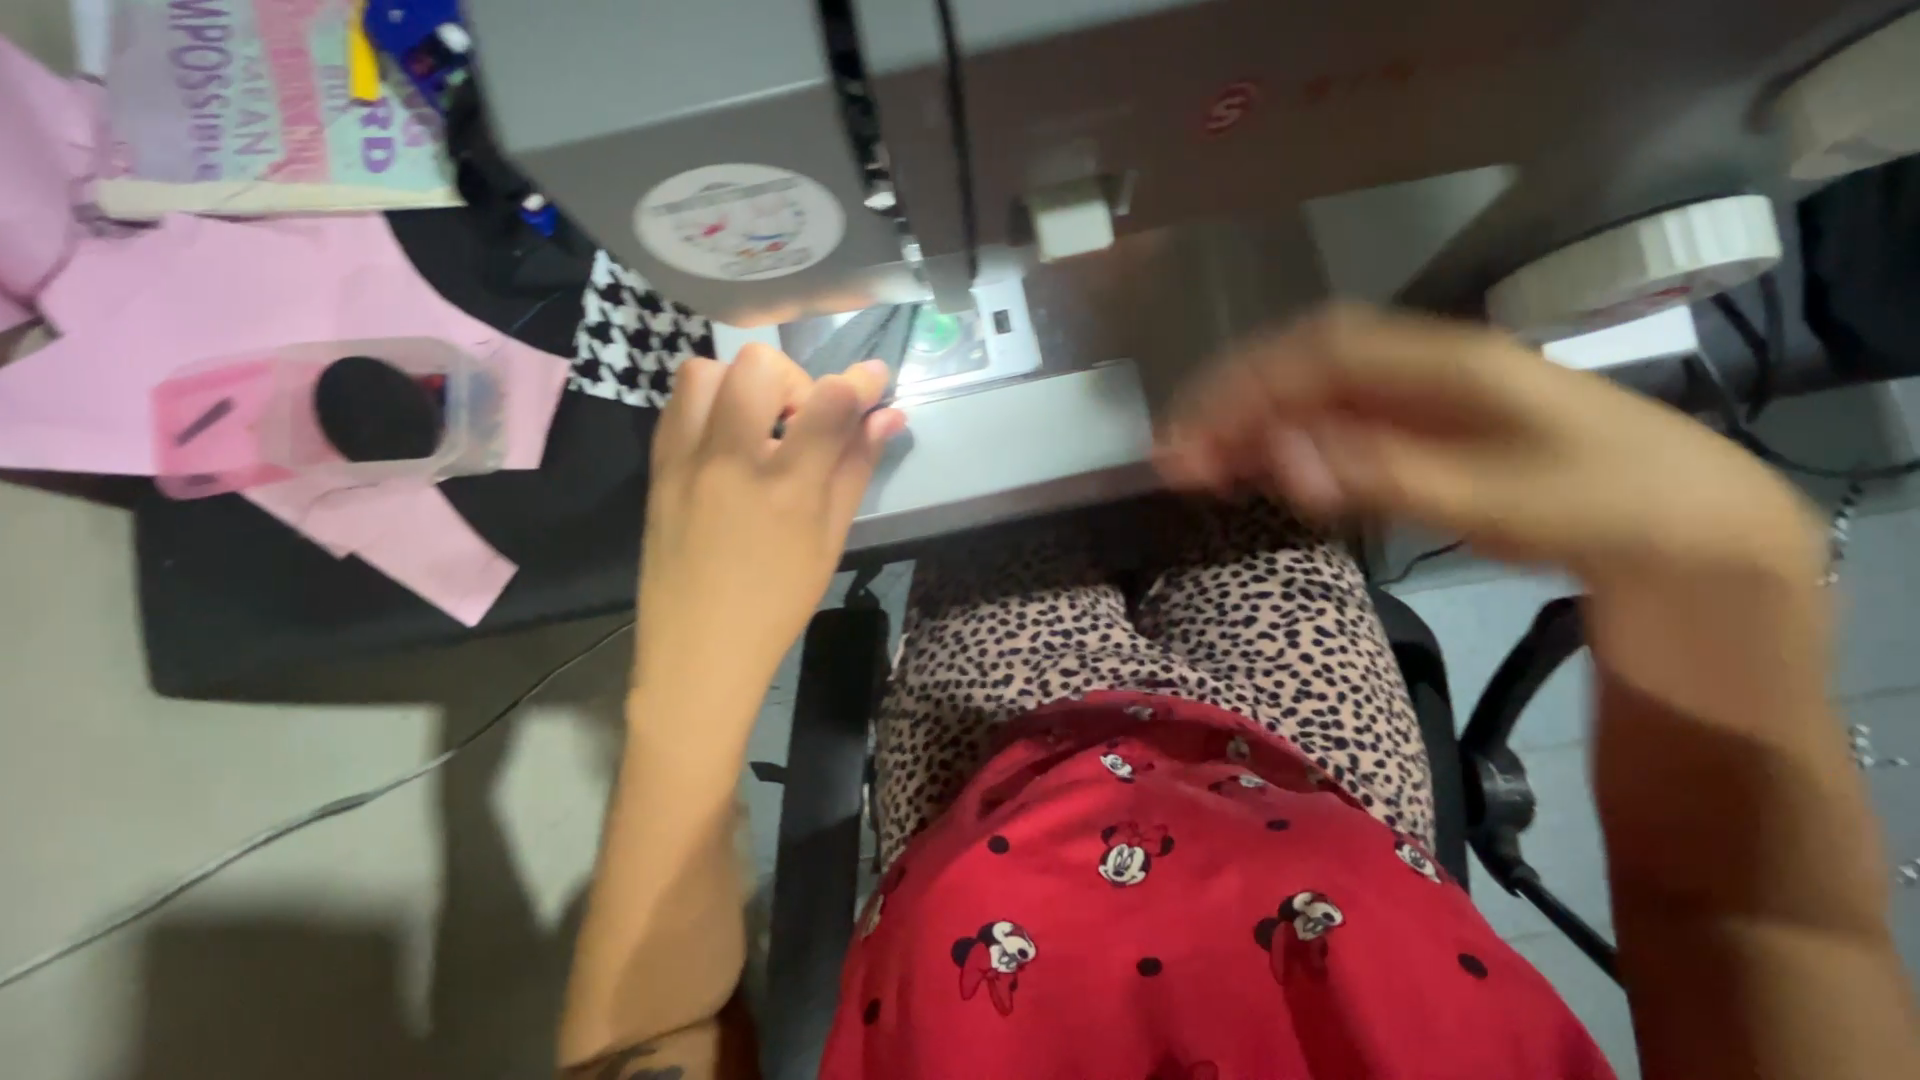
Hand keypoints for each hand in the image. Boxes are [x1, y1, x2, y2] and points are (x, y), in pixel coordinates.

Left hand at [635, 344, 903, 698]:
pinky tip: (727, 444)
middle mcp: (730, 459)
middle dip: (794, 381)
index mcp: (786, 485)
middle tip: (800, 426)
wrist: (699, 649)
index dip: (861, 380)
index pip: (830, 400)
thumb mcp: (830, 538)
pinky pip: (677, 405)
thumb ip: (856, 468)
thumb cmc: (778, 601)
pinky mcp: (656, 468)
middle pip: (759, 365)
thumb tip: (889, 416)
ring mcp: (684, 461)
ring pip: (706, 371)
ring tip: (758, 428)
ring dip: (741, 384)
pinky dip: (709, 404)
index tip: (874, 380)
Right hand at [1156, 304, 1824, 588]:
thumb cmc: (1602, 504)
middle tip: (1170, 457)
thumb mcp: (1497, 499)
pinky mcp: (1420, 428)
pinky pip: (1337, 423)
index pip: (1319, 353)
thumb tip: (1281, 458)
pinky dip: (1286, 443)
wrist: (1684, 521)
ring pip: (1313, 393)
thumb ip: (1384, 475)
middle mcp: (1422, 366)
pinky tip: (1256, 469)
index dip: (1244, 387)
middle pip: (1304, 365)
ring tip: (1194, 467)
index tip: (1188, 438)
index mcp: (1445, 363)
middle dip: (1230, 403)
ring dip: (1249, 423)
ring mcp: (1420, 396)